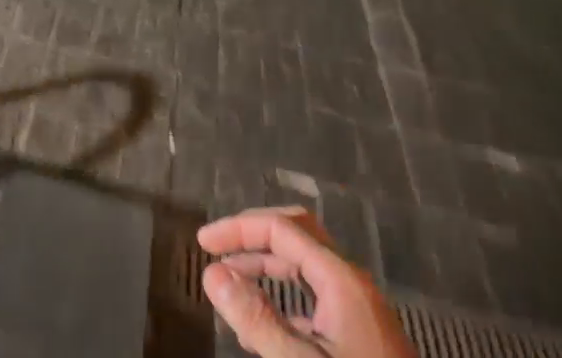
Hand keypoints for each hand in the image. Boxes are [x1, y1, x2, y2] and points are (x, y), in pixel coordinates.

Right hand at [200, 206, 414, 357]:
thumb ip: (257, 319)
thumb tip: (212, 273)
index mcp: (340, 279)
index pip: (281, 230)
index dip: (238, 229)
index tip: (202, 243)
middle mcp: (350, 282)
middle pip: (297, 234)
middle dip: (253, 236)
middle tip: (216, 248)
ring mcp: (357, 306)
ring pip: (306, 264)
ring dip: (266, 265)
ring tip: (231, 285)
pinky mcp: (359, 332)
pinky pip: (315, 295)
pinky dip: (283, 297)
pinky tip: (265, 326)